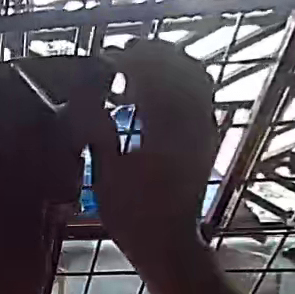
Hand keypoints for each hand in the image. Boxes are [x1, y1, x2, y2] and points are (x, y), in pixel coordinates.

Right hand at [72, 39, 218, 274]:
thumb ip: (100, 133)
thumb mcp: (106, 174)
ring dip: (170, 64)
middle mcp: (192, 123)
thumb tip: (88, 103)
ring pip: (196, 79)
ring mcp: (204, 129)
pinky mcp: (206, 137)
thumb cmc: (130, 213)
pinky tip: (158, 90)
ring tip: (141, 65)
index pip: (152, 78)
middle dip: (151, 55)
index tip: (104, 57)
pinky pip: (201, 96)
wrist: (167, 240)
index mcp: (164, 130)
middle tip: (122, 53)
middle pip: (179, 70)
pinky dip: (181, 82)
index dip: (128, 62)